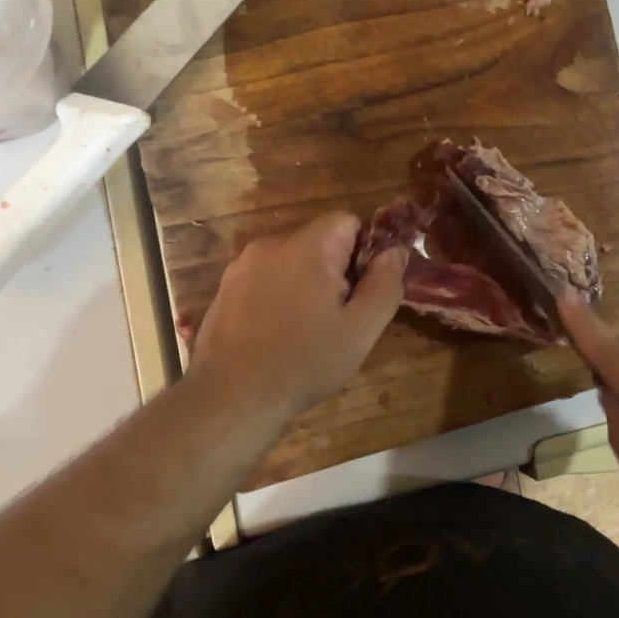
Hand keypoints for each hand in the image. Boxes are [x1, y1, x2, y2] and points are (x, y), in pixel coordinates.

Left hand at [189, 213, 406, 421]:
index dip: (364, 249)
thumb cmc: (304, 362)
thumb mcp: (360, 330)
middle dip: (335, 271)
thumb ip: (384, 285)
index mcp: (306, 248)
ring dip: (306, 286)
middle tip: (340, 317)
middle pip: (317, 242)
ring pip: (290, 263)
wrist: (231, 397)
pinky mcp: (223, 291)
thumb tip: (395, 252)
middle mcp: (270, 246)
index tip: (365, 288)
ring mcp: (241, 268)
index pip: (346, 220)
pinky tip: (278, 337)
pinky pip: (264, 281)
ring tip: (309, 331)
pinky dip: (278, 299)